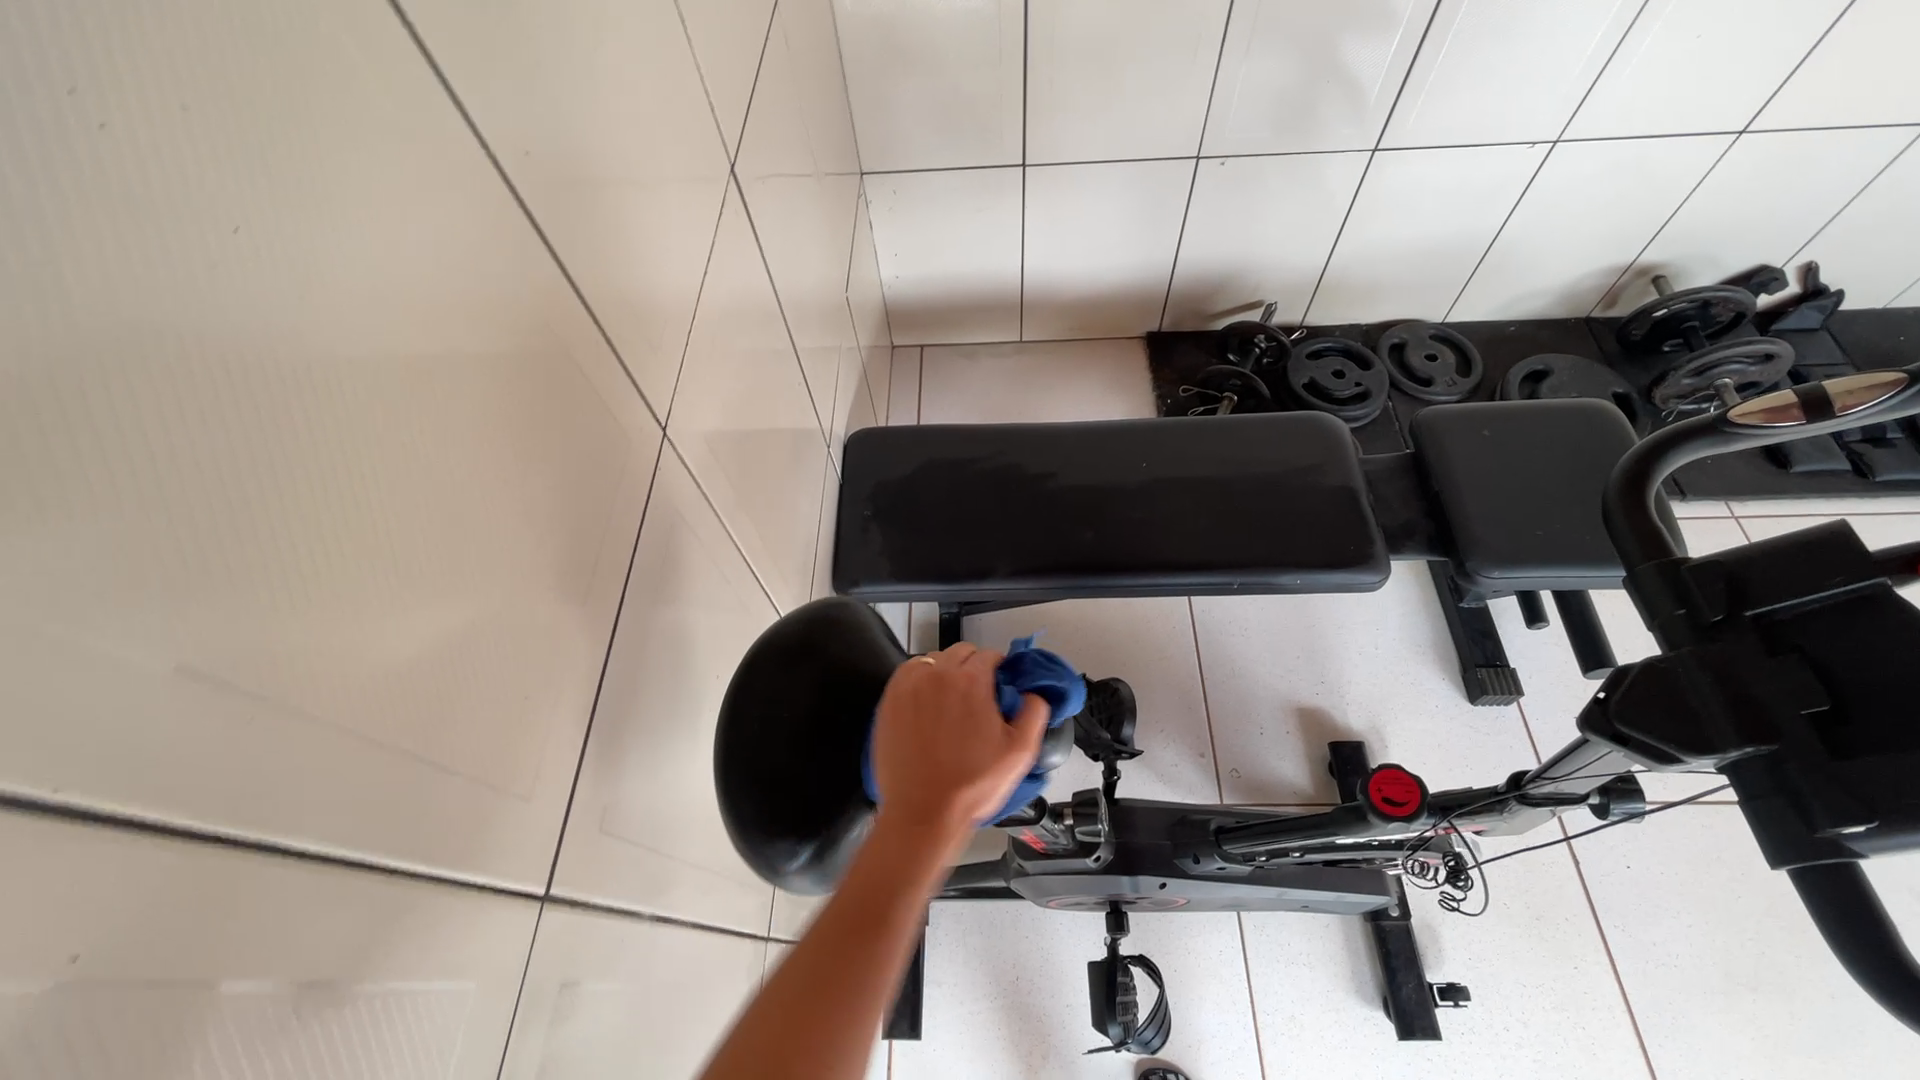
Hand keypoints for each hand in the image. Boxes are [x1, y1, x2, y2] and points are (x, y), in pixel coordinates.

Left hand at [870, 643, 1049, 845]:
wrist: (923, 812)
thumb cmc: (970, 785)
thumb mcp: (1020, 751)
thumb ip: (1034, 711)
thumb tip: (1033, 694)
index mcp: (970, 681)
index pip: (990, 655)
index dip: (1000, 669)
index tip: (1000, 685)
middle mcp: (937, 675)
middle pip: (961, 652)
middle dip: (974, 667)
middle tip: (979, 695)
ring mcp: (908, 686)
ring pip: (933, 660)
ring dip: (946, 671)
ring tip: (952, 701)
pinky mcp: (889, 701)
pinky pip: (908, 675)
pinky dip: (920, 680)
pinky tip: (927, 703)